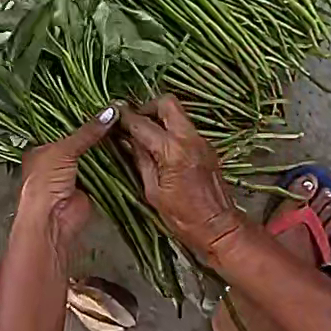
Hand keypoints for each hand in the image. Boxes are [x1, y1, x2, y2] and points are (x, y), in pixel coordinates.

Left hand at [14, 105, 119, 262]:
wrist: (52, 219)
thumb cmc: (45, 182)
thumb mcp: (63, 150)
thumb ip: (87, 132)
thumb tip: (110, 112)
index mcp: (42, 148)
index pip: (65, 127)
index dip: (82, 116)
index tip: (103, 104)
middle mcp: (58, 160)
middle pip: (82, 141)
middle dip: (98, 131)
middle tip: (120, 114)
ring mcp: (75, 174)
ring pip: (95, 155)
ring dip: (108, 146)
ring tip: (127, 127)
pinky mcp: (91, 186)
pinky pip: (105, 170)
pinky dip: (115, 162)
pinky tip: (128, 148)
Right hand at [118, 95, 245, 258]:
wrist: (218, 227)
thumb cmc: (182, 217)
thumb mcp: (152, 191)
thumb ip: (140, 160)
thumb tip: (127, 140)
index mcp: (173, 151)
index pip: (143, 124)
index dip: (124, 118)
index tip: (112, 115)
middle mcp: (189, 138)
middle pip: (167, 103)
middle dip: (147, 107)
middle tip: (134, 122)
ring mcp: (201, 140)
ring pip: (178, 113)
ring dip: (159, 118)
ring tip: (144, 134)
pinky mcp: (207, 147)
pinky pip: (185, 128)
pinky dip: (170, 129)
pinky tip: (160, 146)